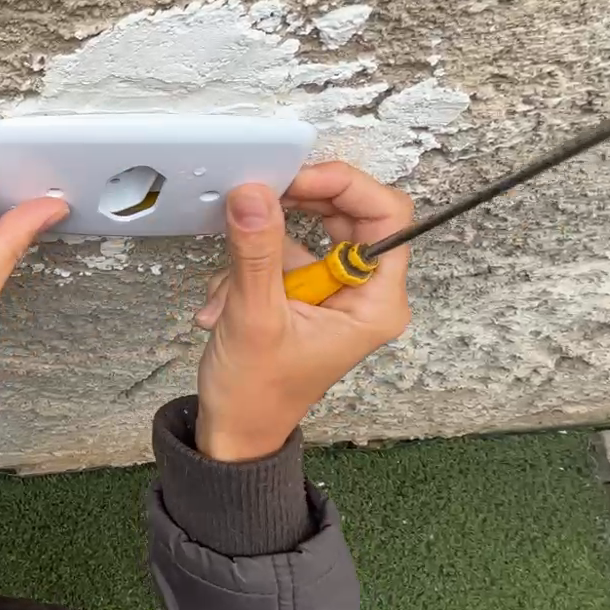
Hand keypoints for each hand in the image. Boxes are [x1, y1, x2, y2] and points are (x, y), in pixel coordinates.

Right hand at [192, 163, 413, 461]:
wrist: (234, 429)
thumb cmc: (257, 392)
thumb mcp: (254, 316)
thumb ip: (255, 251)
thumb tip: (254, 193)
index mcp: (375, 302)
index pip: (385, 216)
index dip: (343, 187)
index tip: (294, 180)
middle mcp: (361, 291)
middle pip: (344, 215)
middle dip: (293, 211)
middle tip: (255, 204)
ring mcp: (329, 291)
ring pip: (301, 234)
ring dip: (255, 254)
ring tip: (229, 293)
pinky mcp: (300, 292)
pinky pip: (276, 255)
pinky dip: (243, 271)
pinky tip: (223, 306)